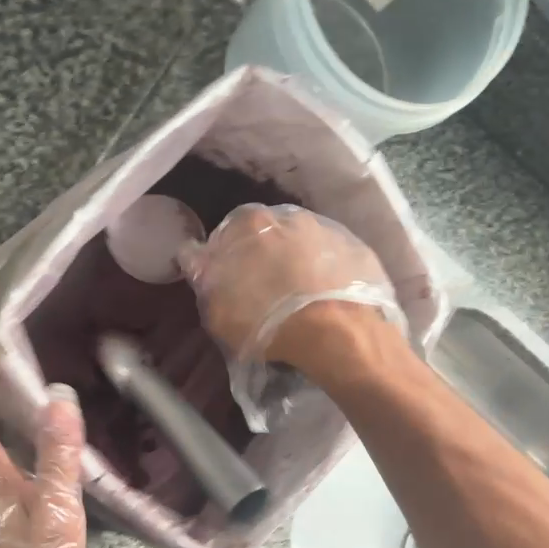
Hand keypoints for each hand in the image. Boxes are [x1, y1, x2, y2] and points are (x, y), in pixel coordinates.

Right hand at [179, 204, 407, 384]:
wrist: (335, 331)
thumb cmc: (266, 322)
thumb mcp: (218, 311)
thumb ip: (203, 278)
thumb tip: (195, 258)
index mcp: (248, 224)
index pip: (223, 236)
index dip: (221, 261)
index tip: (225, 284)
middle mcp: (287, 216)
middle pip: (263, 236)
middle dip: (257, 258)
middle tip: (258, 292)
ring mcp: (324, 229)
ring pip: (296, 244)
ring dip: (289, 263)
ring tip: (291, 297)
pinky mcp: (353, 247)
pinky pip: (325, 257)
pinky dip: (319, 272)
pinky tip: (318, 298)